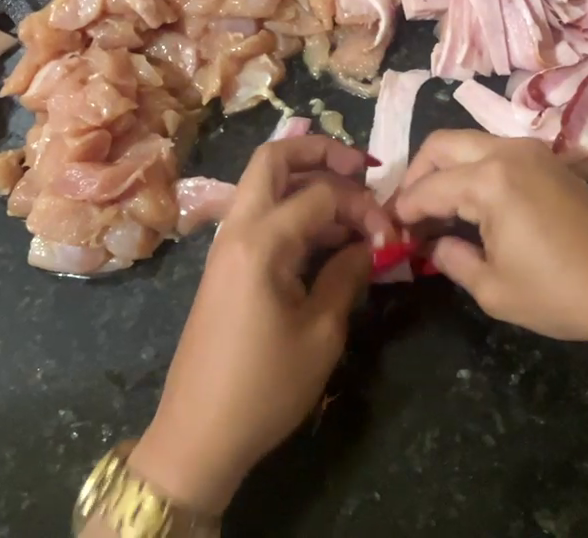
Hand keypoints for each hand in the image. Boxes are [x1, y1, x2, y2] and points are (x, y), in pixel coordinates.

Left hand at [130, 136, 385, 513]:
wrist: (197, 436)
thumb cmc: (264, 387)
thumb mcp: (321, 333)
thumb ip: (348, 275)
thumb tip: (371, 245)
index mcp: (260, 241)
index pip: (321, 193)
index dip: (363, 206)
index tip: (390, 237)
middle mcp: (238, 230)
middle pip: (274, 159)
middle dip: (321, 152)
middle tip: (363, 169)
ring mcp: (227, 246)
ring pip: (266, 184)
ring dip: (309, 181)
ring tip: (355, 208)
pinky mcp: (227, 266)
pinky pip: (263, 216)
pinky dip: (296, 210)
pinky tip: (330, 238)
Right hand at [393, 131, 587, 346]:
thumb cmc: (563, 293)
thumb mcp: (494, 289)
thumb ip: (452, 260)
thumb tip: (432, 245)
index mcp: (489, 179)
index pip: (426, 188)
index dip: (401, 211)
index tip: (387, 234)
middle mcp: (507, 151)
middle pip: (441, 144)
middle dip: (416, 175)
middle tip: (408, 215)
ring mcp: (532, 151)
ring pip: (469, 144)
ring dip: (445, 171)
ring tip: (436, 214)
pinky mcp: (550, 161)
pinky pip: (495, 153)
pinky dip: (472, 171)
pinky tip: (471, 208)